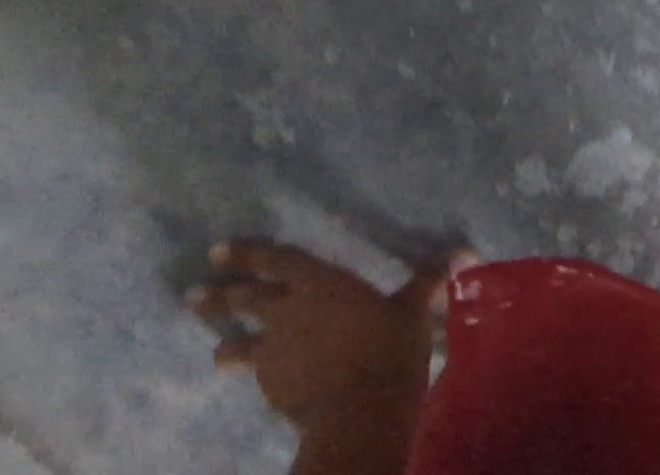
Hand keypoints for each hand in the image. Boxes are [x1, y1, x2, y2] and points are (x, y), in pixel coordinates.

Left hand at [187, 238, 448, 433]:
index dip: (250, 254)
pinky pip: (256, 370)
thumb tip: (464, 252)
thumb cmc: (389, 348)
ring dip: (225, 340)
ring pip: (239, 340)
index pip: (278, 262)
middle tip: (195, 292)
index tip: (218, 249)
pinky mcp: (271, 384)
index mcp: (322, 284)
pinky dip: (253, 370)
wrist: (358, 410)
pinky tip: (259, 375)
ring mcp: (274, 351)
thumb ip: (429, 279)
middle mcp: (288, 312)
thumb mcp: (415, 309)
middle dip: (220, 293)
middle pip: (246, 299)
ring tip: (216, 348)